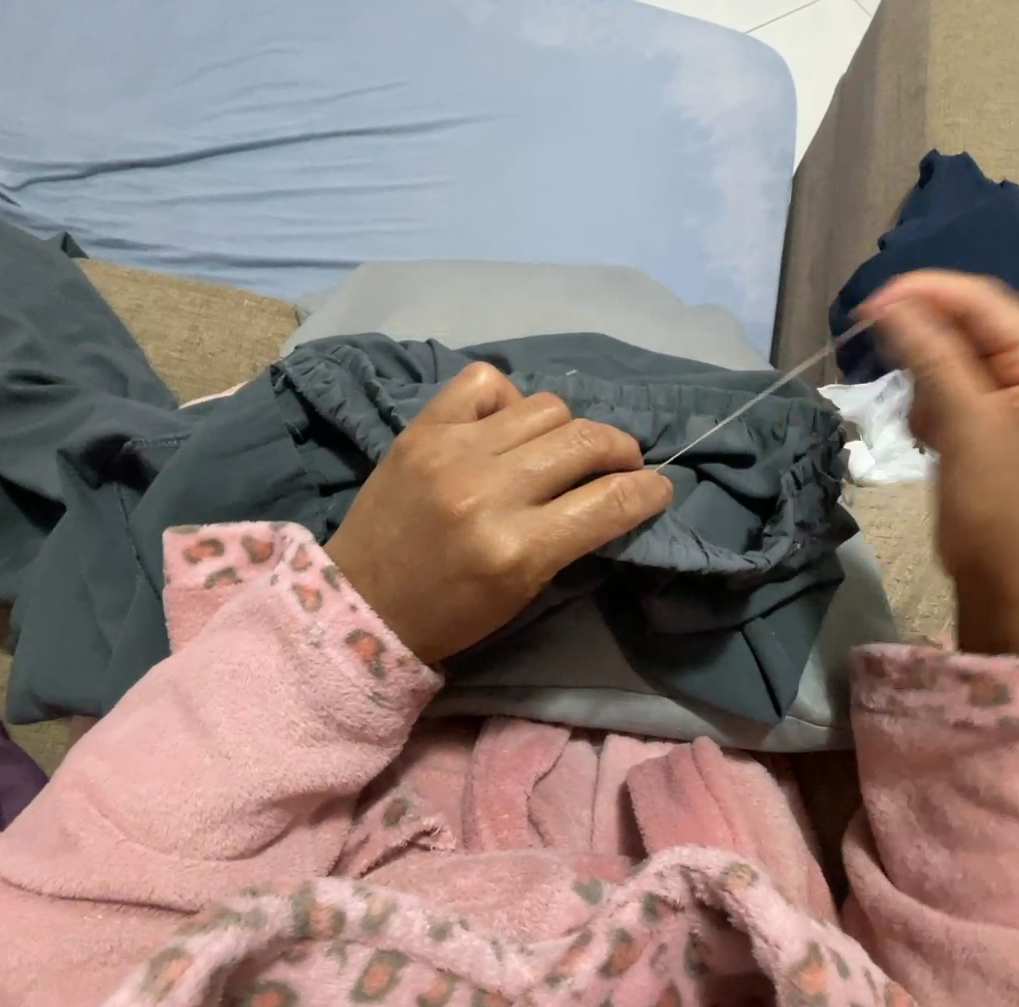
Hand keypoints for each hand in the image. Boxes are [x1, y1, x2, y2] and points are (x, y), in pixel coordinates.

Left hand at [325, 363, 675, 664]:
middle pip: (585, 440)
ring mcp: (451, 452)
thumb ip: (573, 537)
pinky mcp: (421, 429)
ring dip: (569, 429)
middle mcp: (488, 491)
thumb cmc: (452, 612)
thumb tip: (617, 491)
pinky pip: (485, 382)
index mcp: (516, 549)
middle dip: (620, 451)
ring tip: (559, 450)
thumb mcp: (525, 590)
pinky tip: (506, 425)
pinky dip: (509, 399)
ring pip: (546, 407)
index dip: (648, 490)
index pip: (610, 500)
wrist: (362, 601)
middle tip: (620, 465)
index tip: (657, 488)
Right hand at [857, 271, 1018, 654]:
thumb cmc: (1000, 510)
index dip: (925, 294)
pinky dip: (932, 414)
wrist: (1016, 591)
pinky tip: (928, 442)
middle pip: (968, 331)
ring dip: (925, 387)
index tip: (866, 304)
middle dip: (922, 348)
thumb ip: (933, 357)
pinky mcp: (994, 435)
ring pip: (954, 368)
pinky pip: (954, 402)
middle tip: (881, 372)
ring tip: (921, 429)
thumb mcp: (967, 426)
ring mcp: (1017, 407)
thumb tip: (893, 301)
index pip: (983, 302)